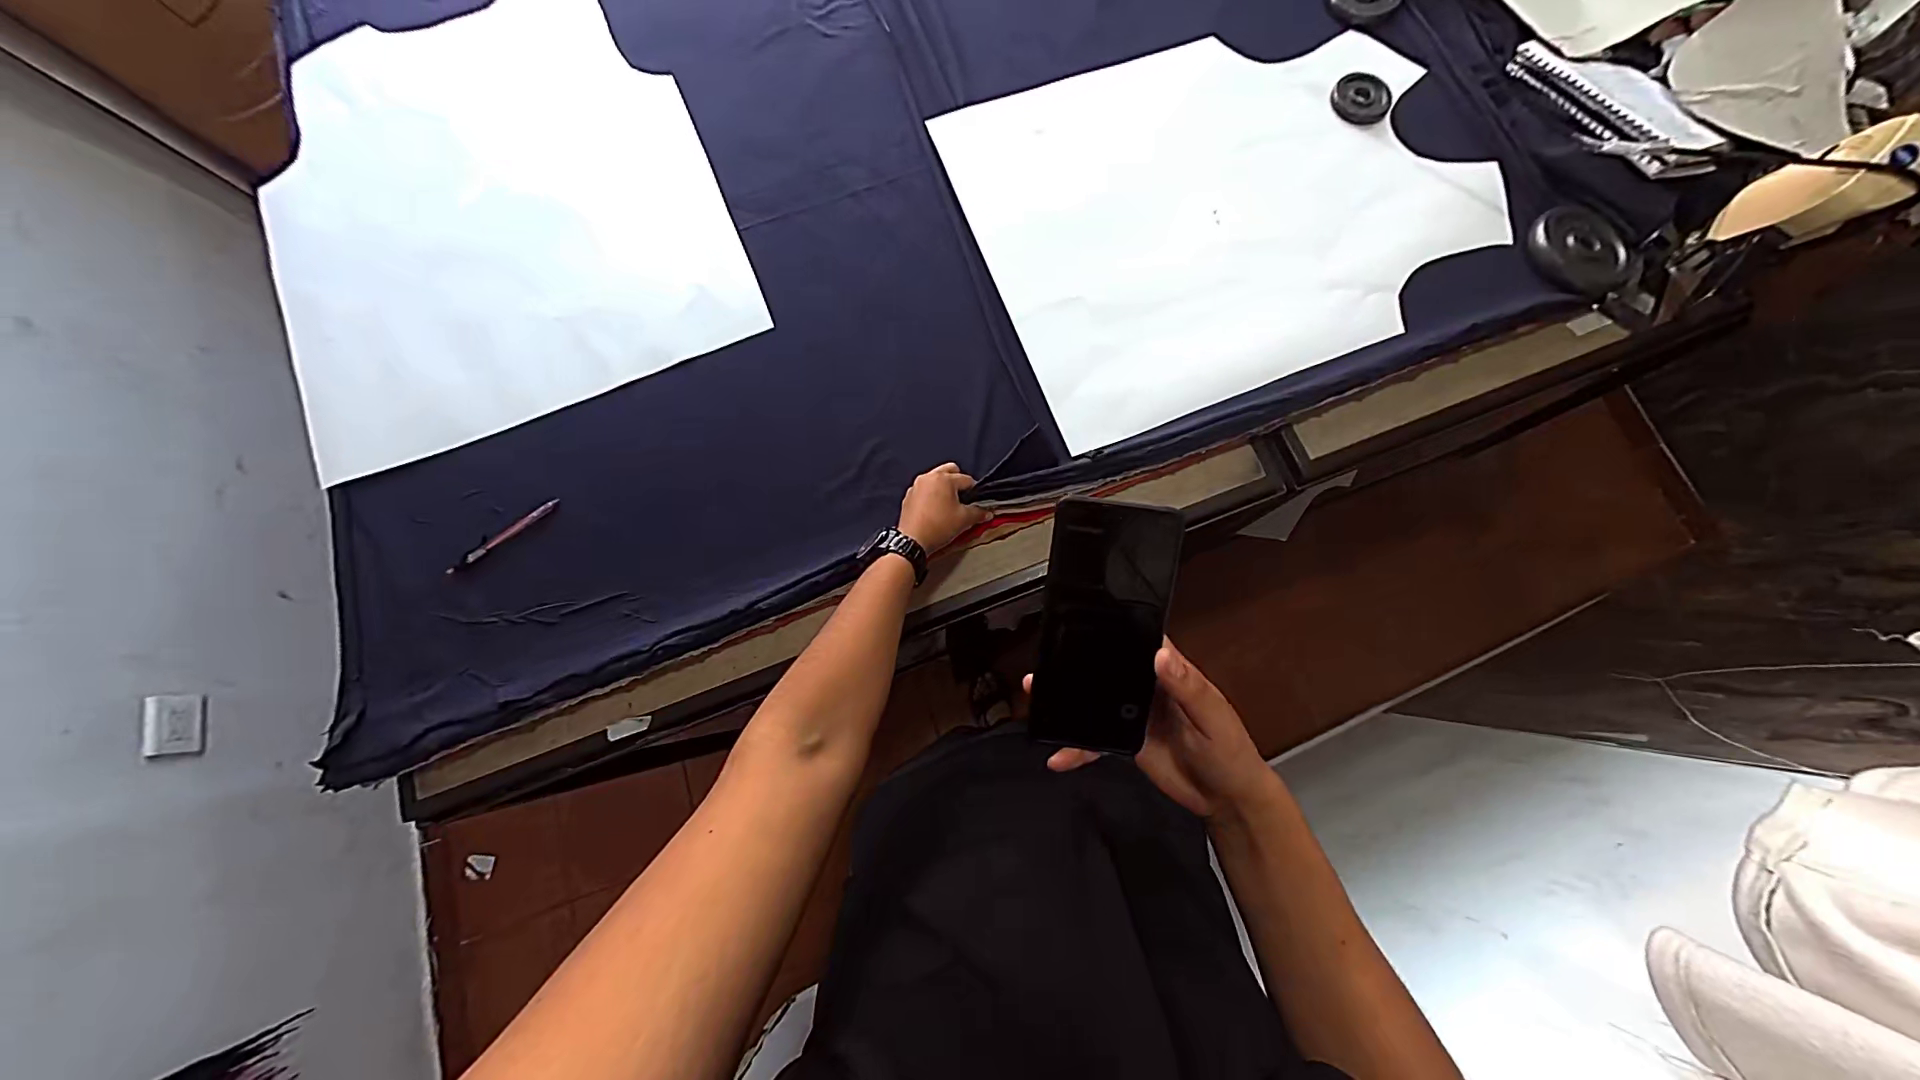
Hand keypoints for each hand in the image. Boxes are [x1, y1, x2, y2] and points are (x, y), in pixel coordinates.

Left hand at [898, 463, 989, 553]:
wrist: (912, 541)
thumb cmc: (939, 527)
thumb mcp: (964, 520)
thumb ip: (978, 513)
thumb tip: (988, 513)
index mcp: (944, 479)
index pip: (967, 480)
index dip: (975, 492)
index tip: (976, 503)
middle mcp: (929, 477)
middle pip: (950, 470)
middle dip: (958, 481)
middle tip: (963, 498)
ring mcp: (916, 486)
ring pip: (935, 478)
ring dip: (944, 486)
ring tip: (948, 504)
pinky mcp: (908, 496)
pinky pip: (924, 489)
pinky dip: (931, 494)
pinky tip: (934, 509)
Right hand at [1032, 639, 1280, 820]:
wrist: (1226, 799)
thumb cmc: (1231, 753)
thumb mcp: (1212, 717)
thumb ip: (1188, 687)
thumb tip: (1162, 656)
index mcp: (1171, 672)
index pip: (1140, 640)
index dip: (1115, 629)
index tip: (1083, 622)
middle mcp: (1148, 687)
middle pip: (1107, 669)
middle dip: (1076, 665)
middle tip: (1046, 663)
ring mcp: (1134, 714)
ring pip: (1094, 702)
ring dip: (1068, 702)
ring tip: (1037, 698)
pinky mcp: (1126, 740)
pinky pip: (1094, 739)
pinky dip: (1076, 747)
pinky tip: (1060, 755)